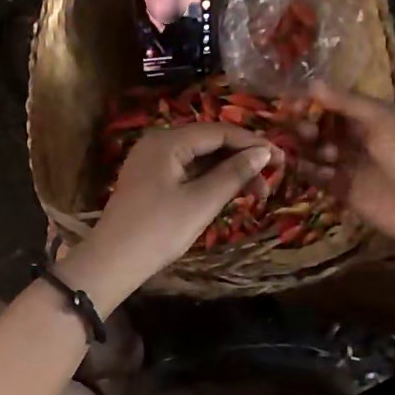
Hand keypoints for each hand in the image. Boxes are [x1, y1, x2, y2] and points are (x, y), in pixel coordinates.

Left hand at [63, 123, 278, 299]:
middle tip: (273, 179)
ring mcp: (152, 162)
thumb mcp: (201, 202)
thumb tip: (264, 152)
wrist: (112, 263)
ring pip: (200, 157)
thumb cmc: (158, 230)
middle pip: (210, 141)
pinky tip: (229, 194)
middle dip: (243, 158)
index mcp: (168, 141)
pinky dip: (211, 180)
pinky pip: (188, 170)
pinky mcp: (150, 180)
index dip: (253, 144)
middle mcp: (158, 143)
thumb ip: (234, 173)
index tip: (282, 159)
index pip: (220, 132)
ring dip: (229, 171)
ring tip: (256, 193)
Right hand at [305, 83, 394, 270]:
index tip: (293, 100)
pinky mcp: (345, 192)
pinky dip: (310, 172)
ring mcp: (352, 166)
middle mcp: (361, 138)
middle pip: (324, 126)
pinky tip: (310, 170)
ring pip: (318, 152)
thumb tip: (312, 83)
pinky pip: (320, 178)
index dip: (315, 100)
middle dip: (308, 124)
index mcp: (375, 116)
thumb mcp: (386, 121)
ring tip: (306, 148)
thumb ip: (349, 103)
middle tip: (302, 127)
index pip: (338, 102)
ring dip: (308, 148)